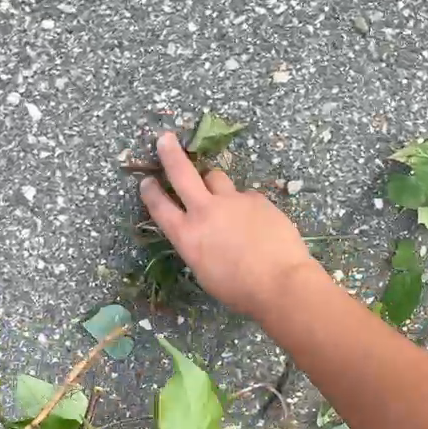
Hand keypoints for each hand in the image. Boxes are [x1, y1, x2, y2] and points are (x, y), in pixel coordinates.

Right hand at [138, 132, 326, 320]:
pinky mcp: (256, 199)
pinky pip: (245, 196)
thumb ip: (199, 246)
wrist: (280, 282)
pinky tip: (257, 222)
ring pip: (216, 178)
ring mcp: (232, 201)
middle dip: (171, 154)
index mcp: (187, 237)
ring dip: (212, 181)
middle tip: (165, 139)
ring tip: (218, 190)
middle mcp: (205, 212)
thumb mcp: (205, 272)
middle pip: (182, 173)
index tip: (147, 182)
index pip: (160, 208)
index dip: (151, 193)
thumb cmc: (239, 290)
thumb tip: (204, 236)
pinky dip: (245, 205)